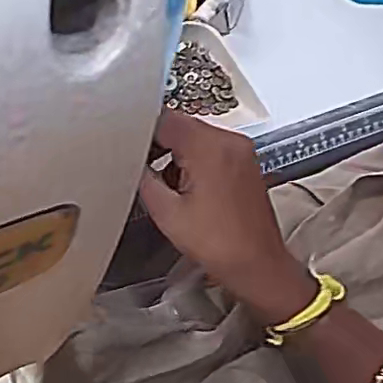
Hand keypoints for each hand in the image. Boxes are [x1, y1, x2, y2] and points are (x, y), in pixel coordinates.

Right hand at [138, 110, 317, 322]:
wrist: (255, 262)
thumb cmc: (219, 243)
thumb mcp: (166, 211)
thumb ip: (144, 179)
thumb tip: (134, 165)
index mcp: (210, 148)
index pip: (166, 119)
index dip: (141, 131)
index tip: (127, 145)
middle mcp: (230, 141)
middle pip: (182, 125)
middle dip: (158, 144)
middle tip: (140, 167)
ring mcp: (241, 151)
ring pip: (195, 137)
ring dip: (175, 155)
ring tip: (166, 185)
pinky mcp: (244, 163)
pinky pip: (210, 150)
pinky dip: (193, 162)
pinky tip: (185, 190)